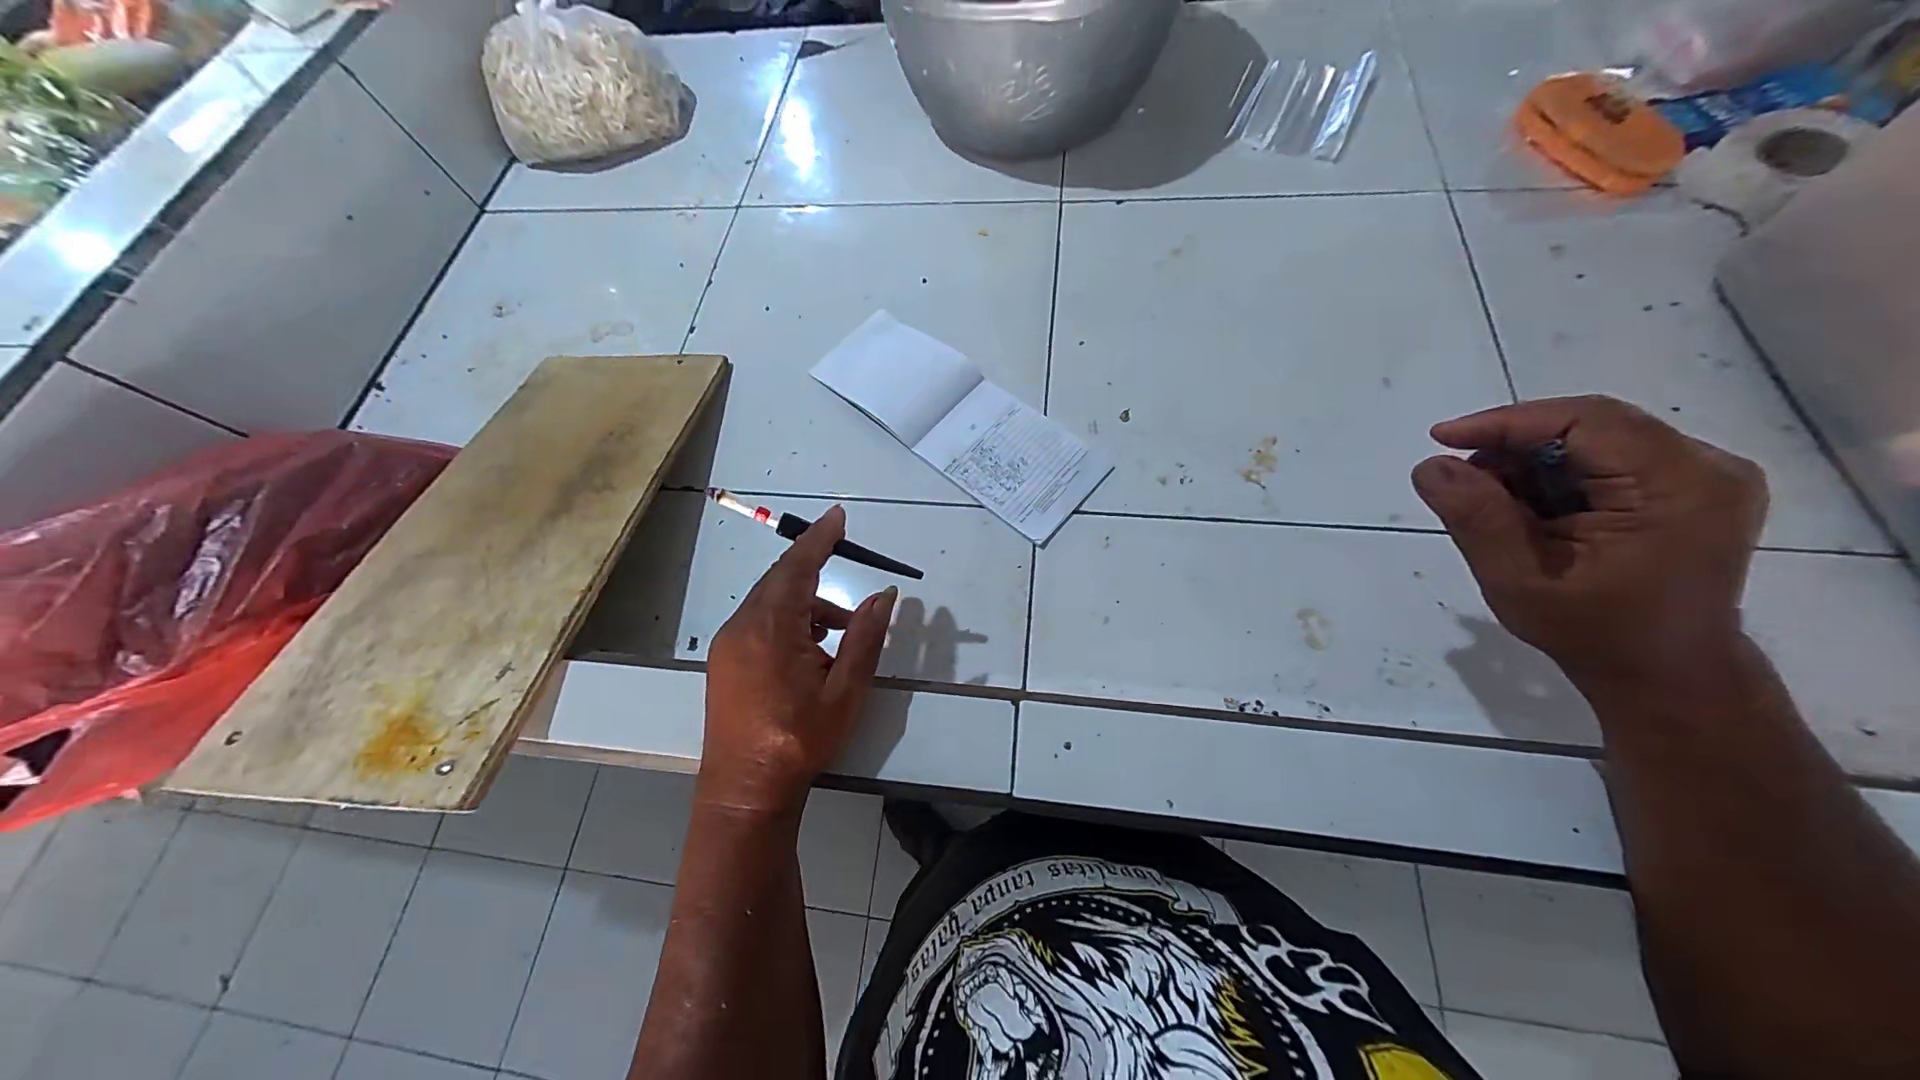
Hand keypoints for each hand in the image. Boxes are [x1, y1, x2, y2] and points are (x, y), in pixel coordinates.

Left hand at [700, 506, 897, 814]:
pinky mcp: (723, 661)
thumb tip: (884, 594)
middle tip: (843, 554)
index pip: (797, 567)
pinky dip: (787, 621)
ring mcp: (728, 644)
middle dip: (815, 569)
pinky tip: (811, 649)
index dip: (819, 538)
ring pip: (769, 603)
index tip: (838, 515)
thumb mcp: (845, 690)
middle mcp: (742, 627)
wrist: (745, 789)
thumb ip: (866, 637)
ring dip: (806, 604)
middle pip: (780, 580)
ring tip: (842, 632)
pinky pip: (758, 623)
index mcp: (770, 628)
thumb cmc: (799, 740)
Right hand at [1412, 395, 1767, 690]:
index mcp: (1676, 487)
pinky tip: (1529, 507)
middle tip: (1461, 478)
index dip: (1507, 422)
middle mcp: (1706, 468)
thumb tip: (1431, 466)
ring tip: (1492, 502)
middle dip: (1515, 443)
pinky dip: (1558, 474)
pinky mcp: (1691, 488)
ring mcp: (1706, 477)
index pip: (1584, 421)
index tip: (1442, 439)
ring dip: (1533, 461)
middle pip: (1593, 424)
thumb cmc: (1593, 634)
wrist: (1666, 675)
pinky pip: (1612, 457)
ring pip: (1598, 438)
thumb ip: (1477, 519)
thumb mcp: (1517, 580)